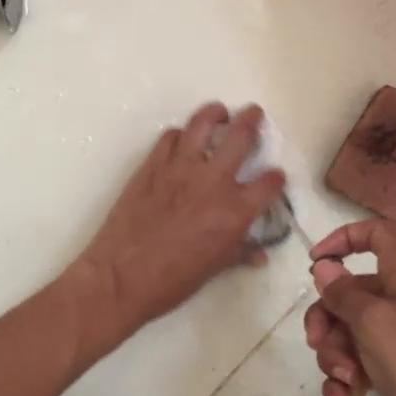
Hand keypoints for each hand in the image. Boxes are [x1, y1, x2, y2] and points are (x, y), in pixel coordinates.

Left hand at [72, 103, 286, 335]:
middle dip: (252, 120)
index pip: (270, 182)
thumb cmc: (171, 282)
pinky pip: (168, 138)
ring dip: (215, 113)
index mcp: (235, 211)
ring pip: (202, 124)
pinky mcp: (150, 166)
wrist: (119, 278)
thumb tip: (258, 253)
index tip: (274, 176)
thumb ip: (239, 253)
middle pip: (241, 136)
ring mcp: (179, 169)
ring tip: (219, 112)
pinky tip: (180, 141)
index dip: (276, 178)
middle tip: (254, 114)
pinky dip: (179, 135)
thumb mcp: (213, 270)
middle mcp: (212, 182)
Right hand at [303, 219, 395, 395]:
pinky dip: (350, 378)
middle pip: (355, 291)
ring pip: (354, 330)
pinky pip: (367, 361)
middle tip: (316, 342)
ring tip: (342, 381)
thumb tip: (325, 267)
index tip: (315, 263)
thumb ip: (343, 292)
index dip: (344, 239)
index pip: (379, 234)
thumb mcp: (373, 323)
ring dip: (336, 354)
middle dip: (327, 317)